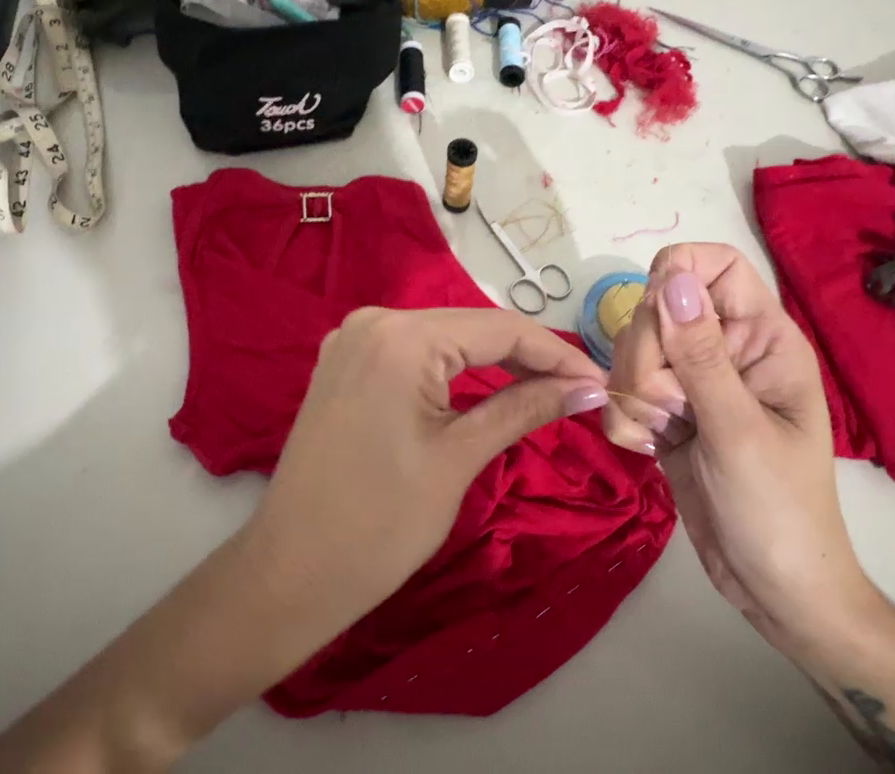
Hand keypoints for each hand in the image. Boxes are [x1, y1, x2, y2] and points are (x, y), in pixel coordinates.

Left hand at [249, 306, 608, 629]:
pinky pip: (414, 355)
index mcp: (401, 337)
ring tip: (549, 392)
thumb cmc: (380, 523)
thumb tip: (587, 388)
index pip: (500, 330)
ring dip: (495, 363)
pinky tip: (490, 388)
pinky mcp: (345, 366)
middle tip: (582, 392)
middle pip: (472, 328)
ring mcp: (353, 342)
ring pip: (444, 339)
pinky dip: (455, 370)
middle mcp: (373, 322)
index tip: (602, 383)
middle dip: (529, 358)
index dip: (556, 356)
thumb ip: (524, 409)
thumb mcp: (459, 458)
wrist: (292, 572)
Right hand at [603, 244, 875, 645]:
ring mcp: (692, 385)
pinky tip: (651, 451)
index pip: (715, 265)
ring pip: (630, 353)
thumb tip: (671, 276)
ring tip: (666, 435)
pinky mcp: (665, 417)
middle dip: (646, 359)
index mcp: (763, 339)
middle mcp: (725, 351)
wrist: (774, 589)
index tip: (655, 316)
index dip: (678, 272)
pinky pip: (621, 395)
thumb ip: (699, 353)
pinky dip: (624, 422)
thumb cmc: (779, 511)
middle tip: (672, 408)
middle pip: (656, 309)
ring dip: (632, 396)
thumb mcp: (739, 430)